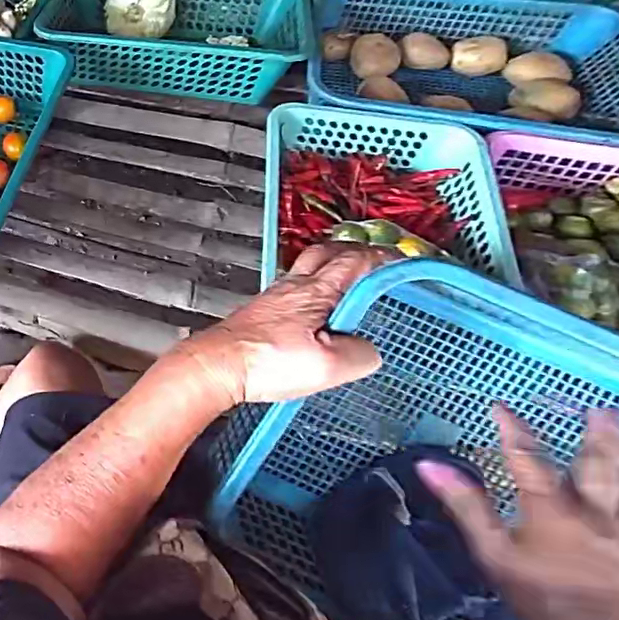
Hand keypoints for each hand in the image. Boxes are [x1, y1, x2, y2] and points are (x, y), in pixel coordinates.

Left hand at [171, 242, 393, 404]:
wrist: (216, 366)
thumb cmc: (265, 361)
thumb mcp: (329, 366)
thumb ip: (361, 354)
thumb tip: (368, 348)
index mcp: (313, 292)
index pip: (352, 261)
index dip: (380, 258)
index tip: (402, 263)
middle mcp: (290, 288)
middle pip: (323, 255)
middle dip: (352, 253)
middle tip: (376, 264)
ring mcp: (272, 299)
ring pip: (305, 272)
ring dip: (329, 272)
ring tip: (352, 289)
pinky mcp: (259, 314)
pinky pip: (292, 292)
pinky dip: (312, 293)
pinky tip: (317, 313)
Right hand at [417, 405, 618, 619]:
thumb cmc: (544, 595)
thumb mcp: (493, 551)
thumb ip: (466, 505)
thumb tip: (428, 464)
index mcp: (553, 509)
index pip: (528, 458)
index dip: (513, 430)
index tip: (501, 406)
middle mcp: (597, 514)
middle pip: (601, 469)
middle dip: (600, 437)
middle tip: (605, 409)